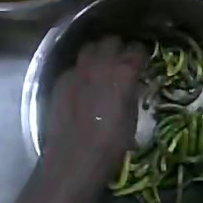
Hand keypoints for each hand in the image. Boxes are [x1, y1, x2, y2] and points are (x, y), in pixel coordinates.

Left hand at [42, 36, 144, 186]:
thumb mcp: (132, 119)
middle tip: (121, 62)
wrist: (73, 160)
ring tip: (101, 67)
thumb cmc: (111, 146)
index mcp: (124, 72)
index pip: (136, 49)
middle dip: (118, 49)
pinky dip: (81, 71)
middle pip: (111, 41)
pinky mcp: (61, 80)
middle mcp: (101, 64)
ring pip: (90, 48)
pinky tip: (82, 86)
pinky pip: (74, 67)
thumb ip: (131, 93)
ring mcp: (77, 70)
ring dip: (98, 54)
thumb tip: (131, 85)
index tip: (141, 63)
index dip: (140, 55)